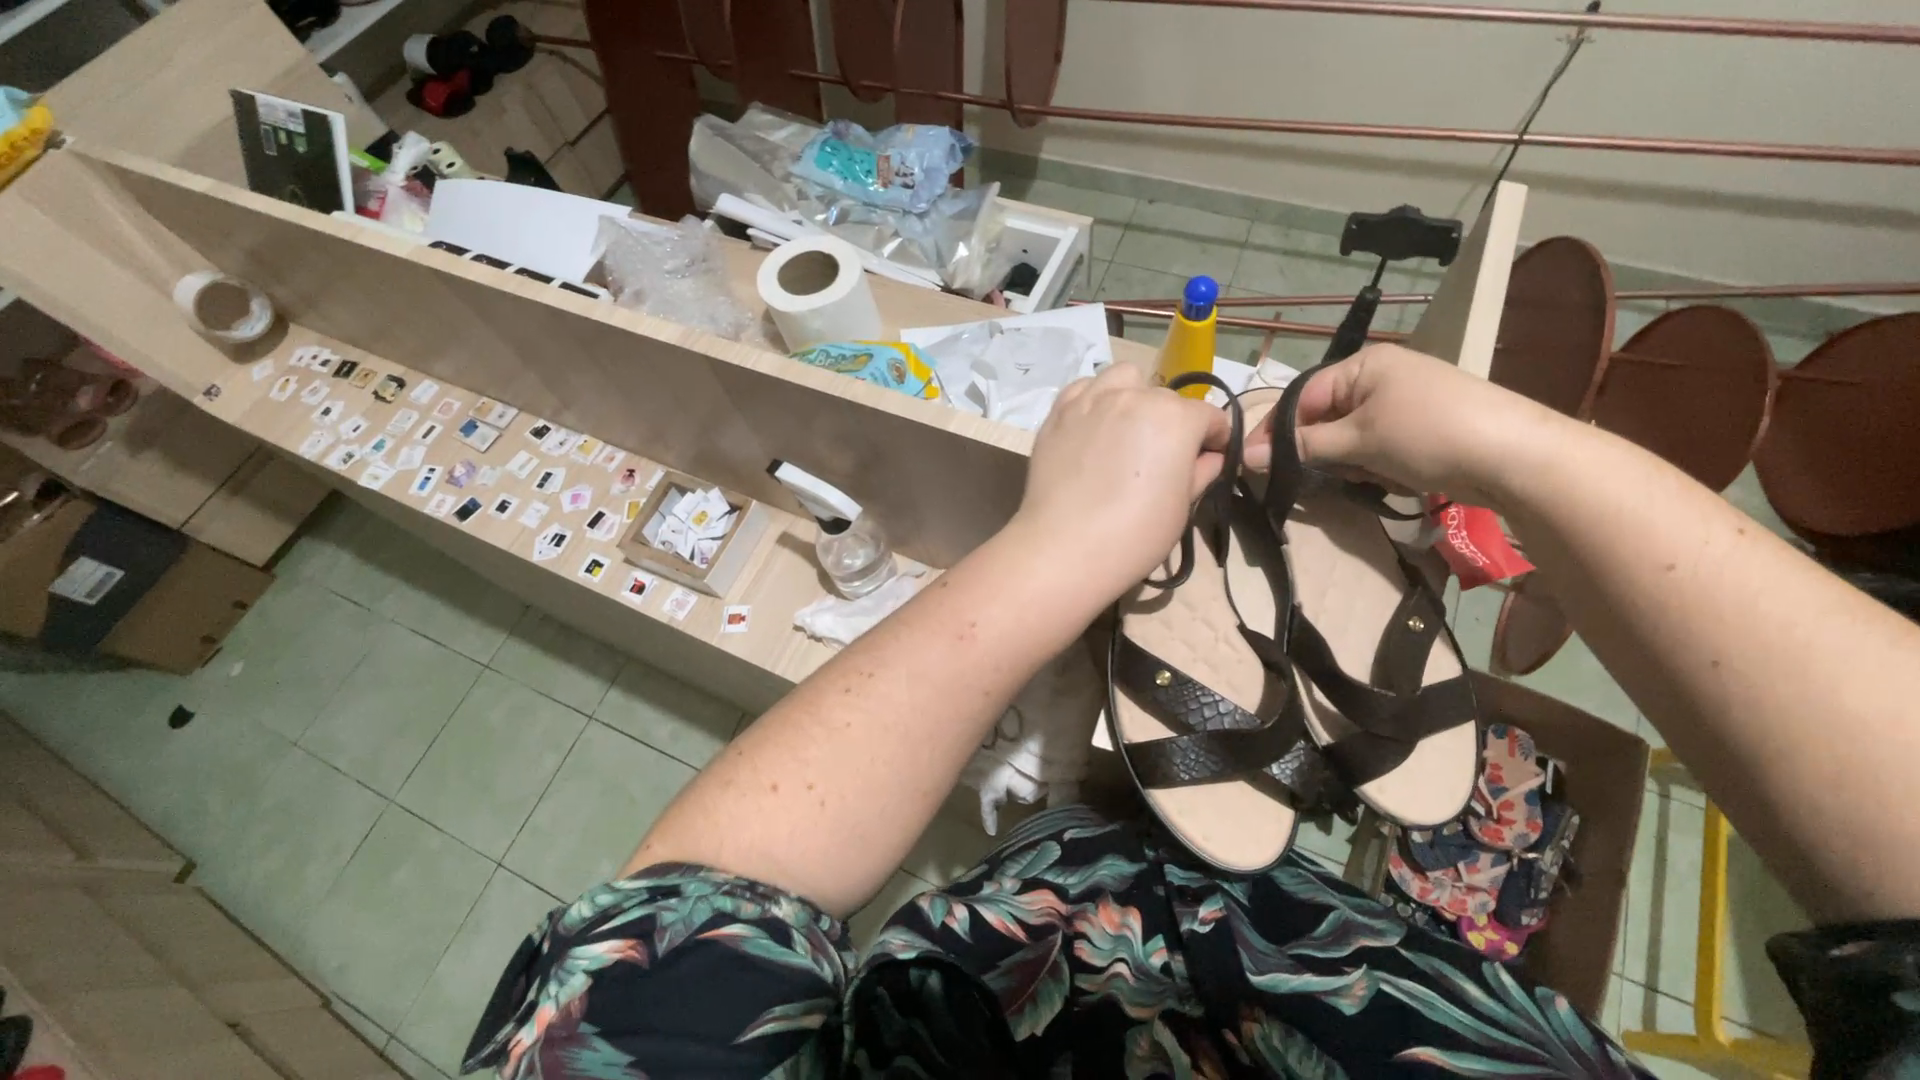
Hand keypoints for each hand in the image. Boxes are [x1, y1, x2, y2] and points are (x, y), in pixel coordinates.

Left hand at [1008, 363, 1231, 597]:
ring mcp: (1091, 399)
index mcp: (1175, 417)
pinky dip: (1095, 400)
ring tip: (1128, 429)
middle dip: (1173, 422)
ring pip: (1124, 379)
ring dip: (1134, 396)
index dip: (1215, 439)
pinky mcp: (1058, 413)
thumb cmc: (1135, 534)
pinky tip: (1094, 427)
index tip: (1210, 458)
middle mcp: (1135, 396)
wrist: (1064, 548)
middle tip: (1162, 457)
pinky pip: (1084, 389)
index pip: (1209, 416)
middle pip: (1166, 398)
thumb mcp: (1182, 506)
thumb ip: (1202, 471)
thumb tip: (1210, 456)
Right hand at [1243, 344, 1567, 510]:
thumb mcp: (1358, 440)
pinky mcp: (1420, 429)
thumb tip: (1245, 457)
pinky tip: (1391, 478)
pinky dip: (1374, 465)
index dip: (1274, 432)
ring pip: (1348, 437)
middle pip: (1322, 416)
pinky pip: (1375, 447)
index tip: (1251, 465)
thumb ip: (1301, 447)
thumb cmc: (1428, 434)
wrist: (1516, 456)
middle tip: (1317, 477)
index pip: (1299, 396)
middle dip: (1317, 449)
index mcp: (1363, 364)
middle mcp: (1380, 376)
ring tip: (1368, 477)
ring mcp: (1402, 403)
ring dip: (1348, 461)